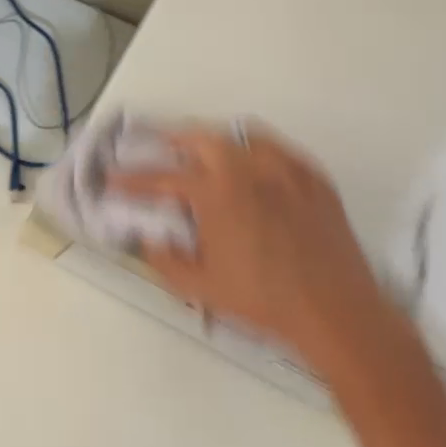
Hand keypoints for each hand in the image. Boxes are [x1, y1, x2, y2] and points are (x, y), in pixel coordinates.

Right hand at [108, 124, 393, 355]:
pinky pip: (280, 150)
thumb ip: (164, 257)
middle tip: (157, 149)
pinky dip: (256, 149)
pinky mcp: (315, 181)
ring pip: (244, 136)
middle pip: (203, 139)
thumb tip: (149, 237)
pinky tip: (252, 165)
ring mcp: (287, 172)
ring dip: (215, 139)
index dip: (131, 179)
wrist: (334, 310)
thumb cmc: (260, 300)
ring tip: (203, 149)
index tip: (111, 178)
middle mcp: (250, 171)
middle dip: (173, 141)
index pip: (162, 178)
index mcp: (216, 194)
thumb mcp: (197, 286)